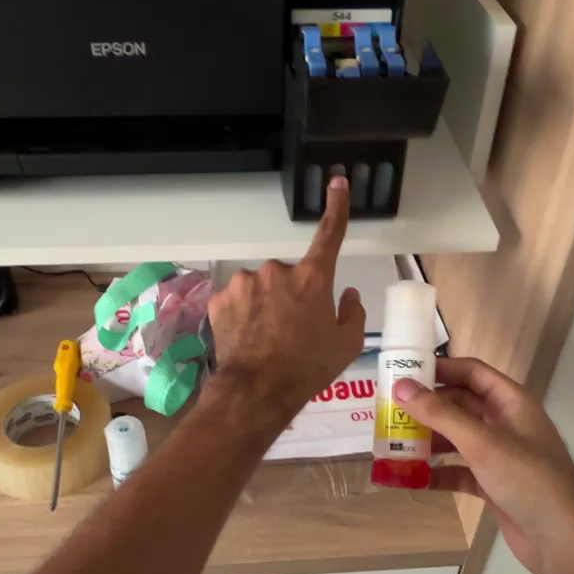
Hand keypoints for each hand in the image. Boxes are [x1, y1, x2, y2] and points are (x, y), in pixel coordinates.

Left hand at [208, 176, 365, 420]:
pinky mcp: (221, 299)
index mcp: (313, 278)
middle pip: (289, 277)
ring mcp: (245, 283)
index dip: (336, 208)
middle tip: (293, 330)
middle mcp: (277, 271)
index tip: (336, 183)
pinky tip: (247, 338)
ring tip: (267, 339)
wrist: (258, 389)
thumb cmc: (309, 367)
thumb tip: (348, 294)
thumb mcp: (346, 344)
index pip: (330, 234)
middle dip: (291, 295)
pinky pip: (237, 300)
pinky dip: (242, 314)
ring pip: (260, 288)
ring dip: (265, 305)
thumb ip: (352, 312)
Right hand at [391, 359, 573, 573]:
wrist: (562, 539)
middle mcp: (505, 424)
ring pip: (457, 438)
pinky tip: (410, 477)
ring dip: (428, 440)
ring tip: (393, 443)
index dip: (441, 369)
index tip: (404, 373)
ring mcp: (499, 455)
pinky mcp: (492, 483)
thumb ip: (441, 414)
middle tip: (390, 410)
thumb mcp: (481, 442)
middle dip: (427, 408)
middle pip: (460, 405)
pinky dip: (437, 472)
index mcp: (511, 402)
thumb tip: (402, 388)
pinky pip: (458, 470)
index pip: (472, 373)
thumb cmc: (528, 479)